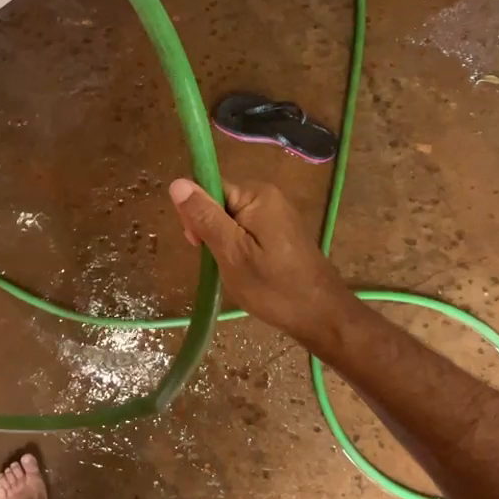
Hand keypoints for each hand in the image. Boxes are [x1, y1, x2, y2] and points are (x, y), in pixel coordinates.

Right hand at [167, 178, 360, 342]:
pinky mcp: (279, 232)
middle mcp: (268, 197)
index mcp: (257, 195)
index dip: (197, 214)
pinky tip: (242, 267)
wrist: (321, 316)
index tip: (198, 244)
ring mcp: (276, 214)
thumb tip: (177, 182)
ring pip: (229, 219)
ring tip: (231, 268)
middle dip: (209, 230)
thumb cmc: (273, 287)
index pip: (208, 188)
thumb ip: (204, 217)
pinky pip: (244, 230)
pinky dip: (237, 247)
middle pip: (219, 202)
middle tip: (218, 260)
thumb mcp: (231, 252)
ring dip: (222, 242)